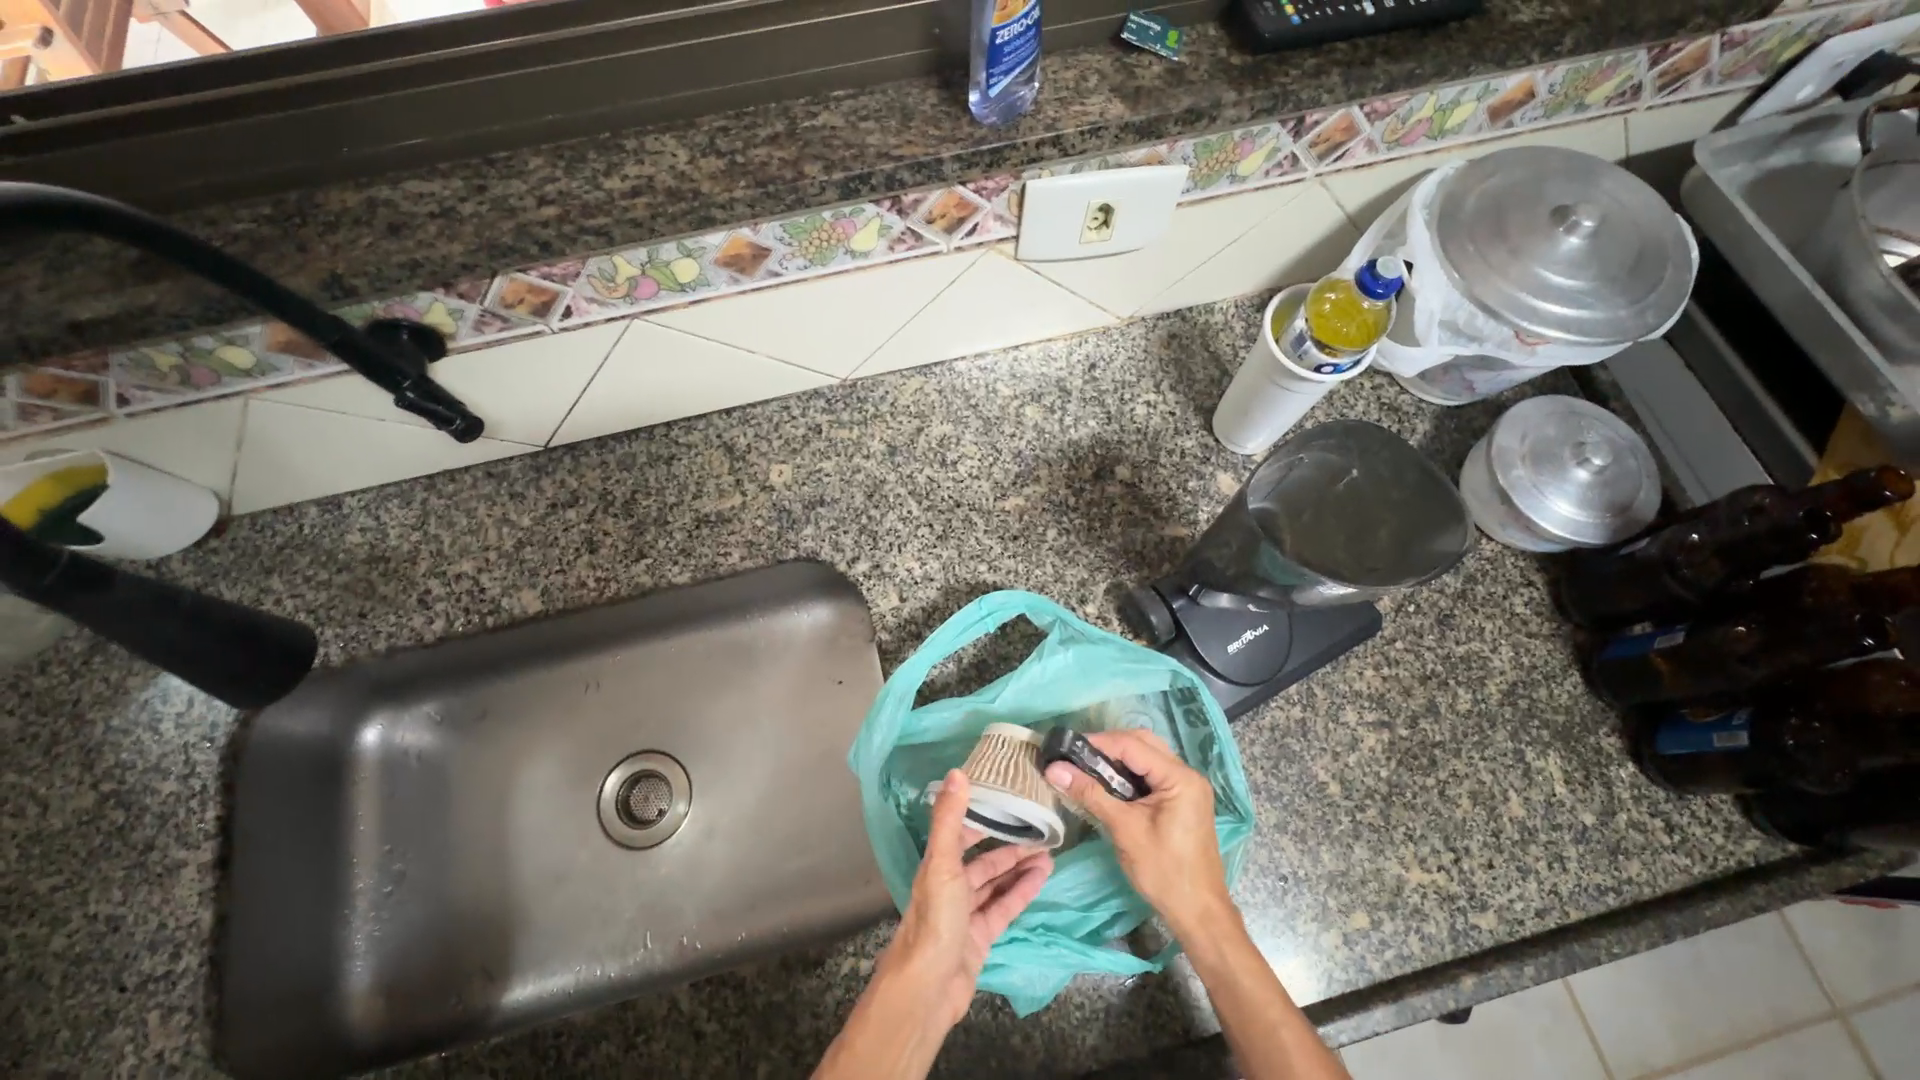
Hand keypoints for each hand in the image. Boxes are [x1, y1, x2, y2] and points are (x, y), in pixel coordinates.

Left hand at [879, 769, 1052, 1029]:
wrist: (928, 987)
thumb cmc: (934, 920)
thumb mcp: (942, 862)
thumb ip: (950, 819)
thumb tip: (957, 772)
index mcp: (937, 865)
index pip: (961, 832)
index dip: (983, 817)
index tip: (1008, 801)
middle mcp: (950, 886)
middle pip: (984, 860)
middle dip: (1009, 845)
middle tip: (1041, 831)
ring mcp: (965, 914)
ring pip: (996, 884)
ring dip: (1020, 869)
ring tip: (1049, 854)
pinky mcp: (980, 938)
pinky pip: (1004, 909)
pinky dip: (1021, 893)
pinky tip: (1041, 880)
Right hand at [1043, 730, 1233, 937]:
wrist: (1198, 911)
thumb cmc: (1163, 871)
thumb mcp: (1124, 829)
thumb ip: (1090, 794)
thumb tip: (1054, 769)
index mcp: (1180, 778)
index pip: (1133, 745)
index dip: (1098, 742)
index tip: (1066, 748)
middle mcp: (1187, 775)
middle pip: (1143, 744)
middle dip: (1108, 747)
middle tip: (1076, 757)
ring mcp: (1187, 788)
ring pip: (1147, 758)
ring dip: (1117, 760)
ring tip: (1086, 769)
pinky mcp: (1182, 801)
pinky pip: (1152, 776)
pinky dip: (1129, 775)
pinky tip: (1107, 785)